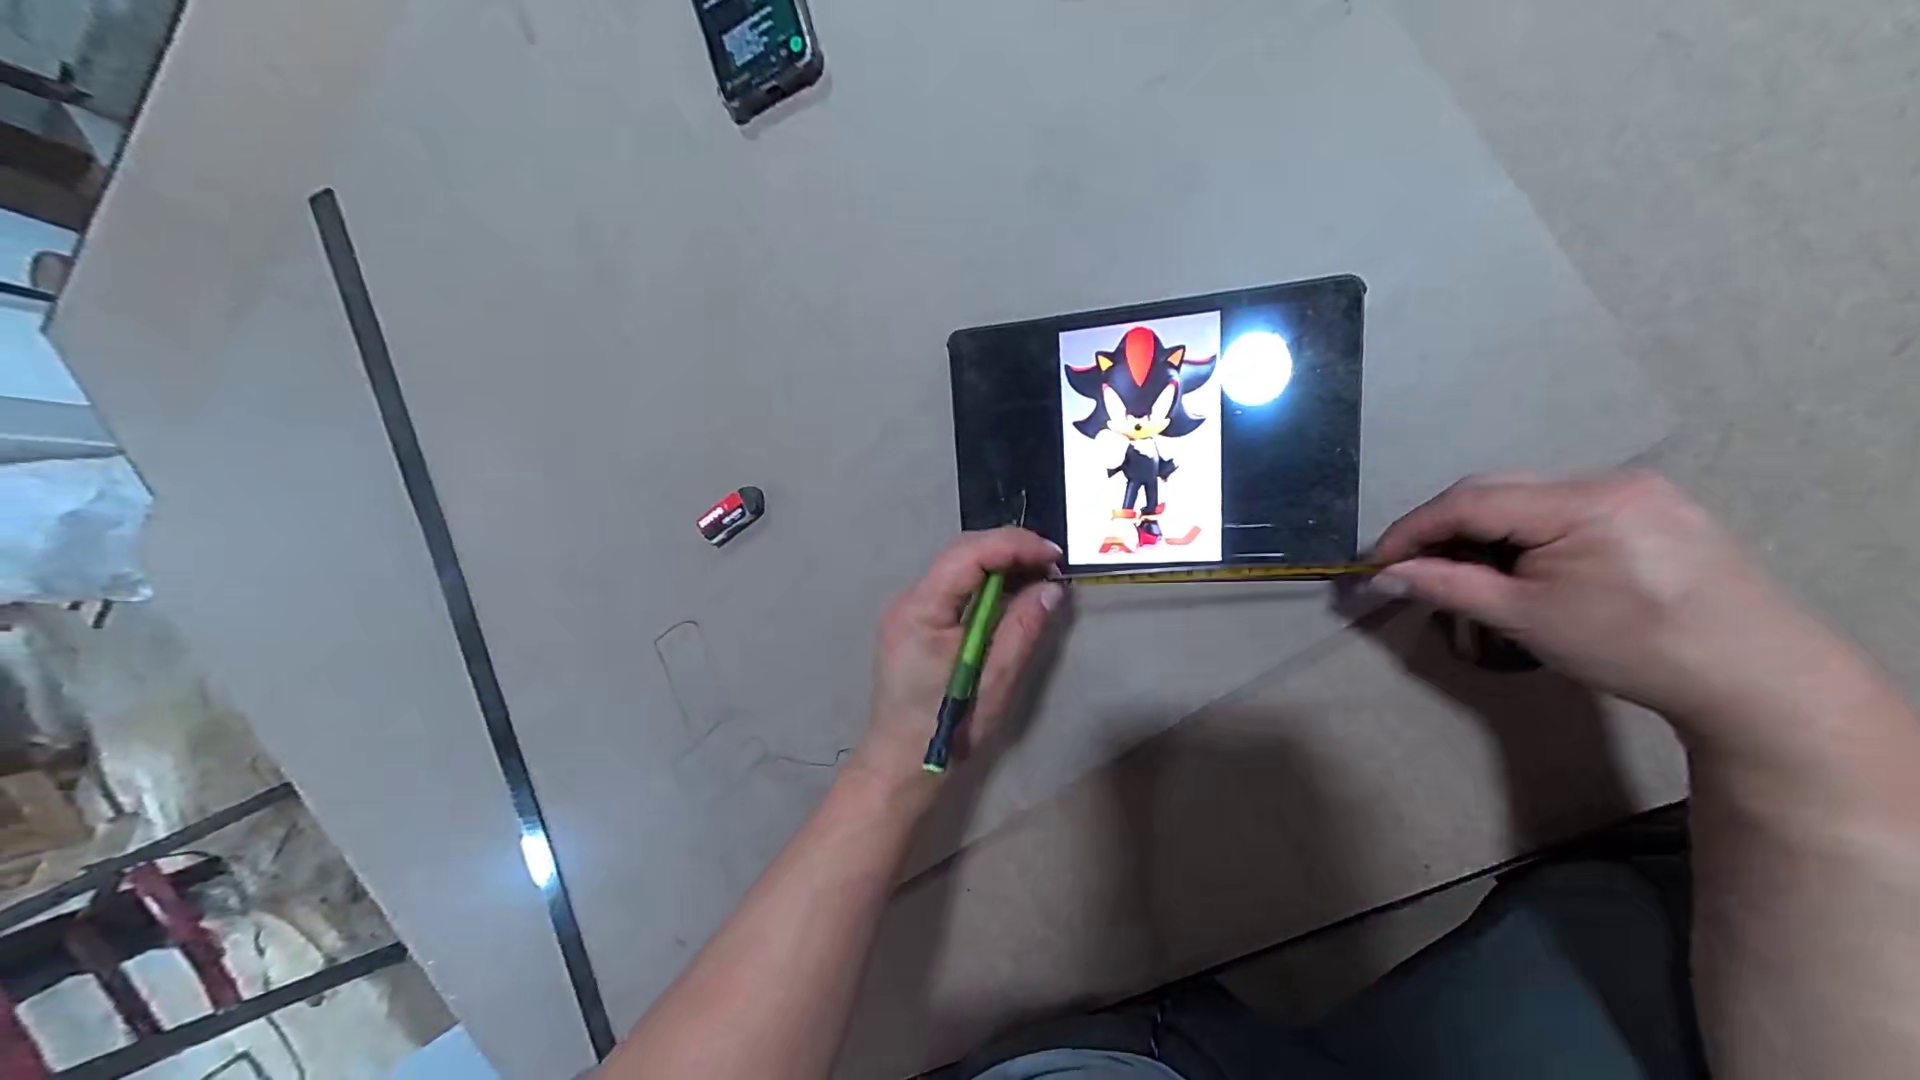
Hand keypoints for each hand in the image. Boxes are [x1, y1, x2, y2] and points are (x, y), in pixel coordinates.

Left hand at [852, 529, 1065, 799]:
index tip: (1052, 554)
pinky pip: (952, 587)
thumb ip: (1023, 628)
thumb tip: (1051, 588)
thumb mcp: (996, 681)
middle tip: (1051, 563)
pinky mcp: (914, 622)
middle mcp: (907, 601)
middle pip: (960, 553)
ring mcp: (907, 610)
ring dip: (998, 564)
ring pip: (957, 567)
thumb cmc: (948, 729)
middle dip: (1008, 549)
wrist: (901, 764)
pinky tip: (1010, 593)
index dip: (1013, 545)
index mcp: (920, 611)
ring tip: (1038, 575)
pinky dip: (984, 583)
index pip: (967, 555)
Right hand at [1372, 472, 1873, 740]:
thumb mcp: (1525, 619)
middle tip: (1409, 566)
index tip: (1375, 561)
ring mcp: (1635, 488)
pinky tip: (1512, 561)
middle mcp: (1609, 479)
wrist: (1762, 680)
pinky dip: (1517, 529)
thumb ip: (1447, 586)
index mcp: (1584, 503)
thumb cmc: (1634, 649)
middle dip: (1440, 526)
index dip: (1411, 529)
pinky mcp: (1649, 506)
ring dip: (1477, 528)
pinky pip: (1557, 505)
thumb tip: (1382, 574)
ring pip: (1522, 495)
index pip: (1468, 500)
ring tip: (1459, 568)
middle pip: (1493, 490)